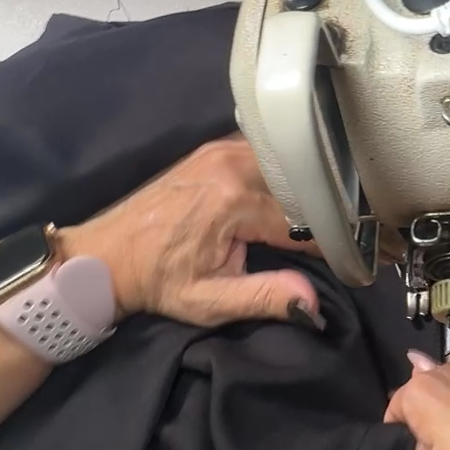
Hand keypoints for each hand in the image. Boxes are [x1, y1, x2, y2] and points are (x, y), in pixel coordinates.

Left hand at [57, 137, 319, 327]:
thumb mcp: (208, 302)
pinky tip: (283, 196)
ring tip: (307, 219)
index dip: (324, 243)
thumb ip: (264, 297)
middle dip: (315, 213)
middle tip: (326, 239)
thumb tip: (311, 302)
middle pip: (296, 187)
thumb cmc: (157, 281)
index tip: (344, 259)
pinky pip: (265, 156)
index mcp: (235, 201)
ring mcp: (224, 150)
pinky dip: (279, 175)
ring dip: (299, 192)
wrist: (105, 255)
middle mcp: (234, 165)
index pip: (301, 222)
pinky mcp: (216, 147)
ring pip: (284, 167)